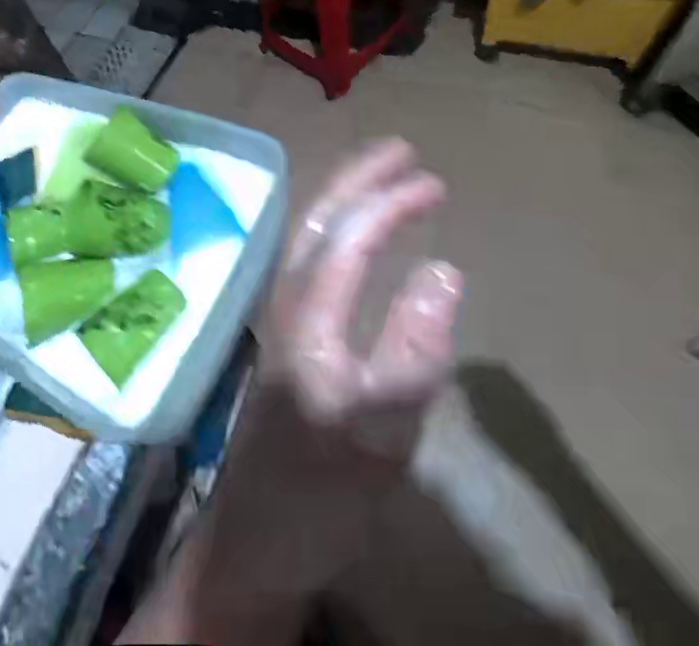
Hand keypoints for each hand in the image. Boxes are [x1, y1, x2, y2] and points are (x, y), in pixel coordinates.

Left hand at [121, 140, 461, 642]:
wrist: (255, 547)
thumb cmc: (319, 494)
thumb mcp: (380, 434)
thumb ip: (411, 352)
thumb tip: (444, 269)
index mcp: (308, 321)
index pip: (347, 240)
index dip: (388, 204)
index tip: (432, 182)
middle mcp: (285, 307)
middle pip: (317, 224)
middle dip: (358, 179)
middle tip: (401, 150)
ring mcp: (281, 323)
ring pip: (308, 240)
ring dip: (345, 200)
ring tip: (382, 179)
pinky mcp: (287, 343)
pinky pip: (311, 263)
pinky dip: (338, 232)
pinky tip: (353, 241)